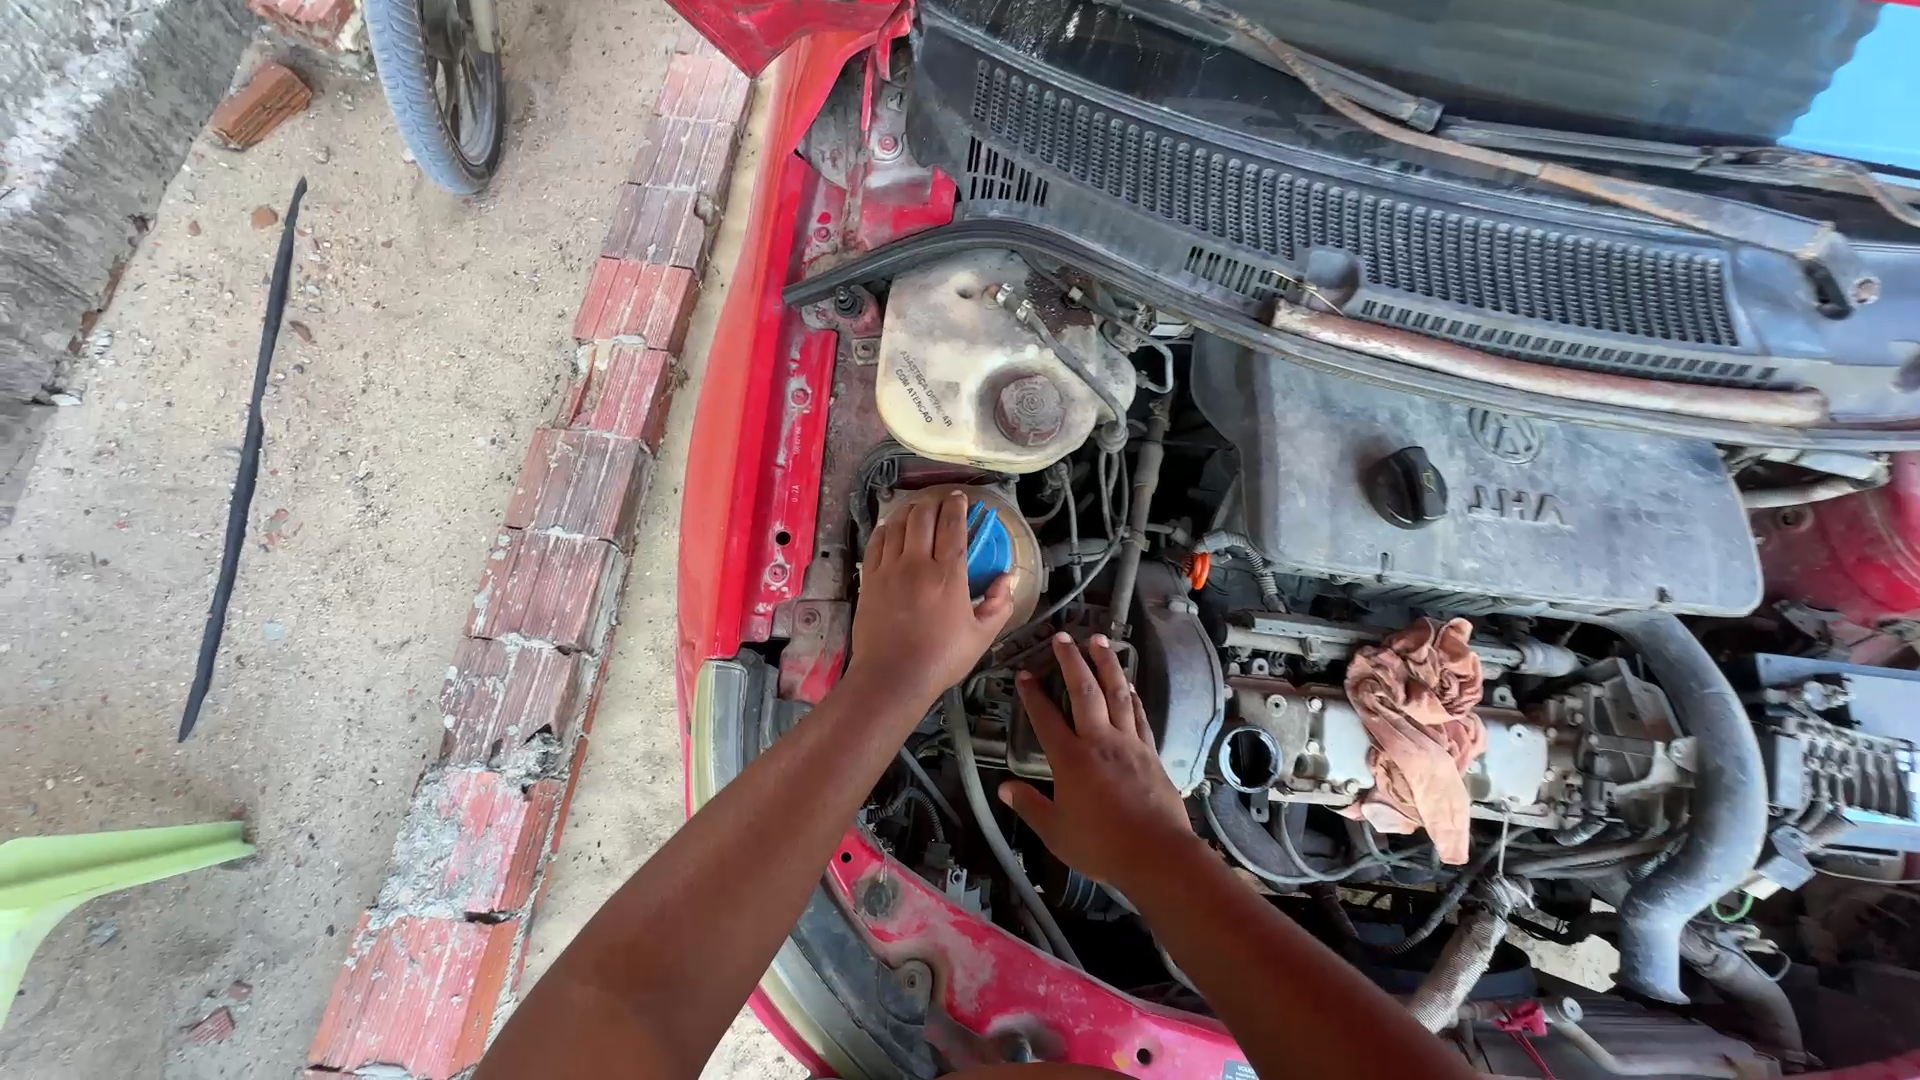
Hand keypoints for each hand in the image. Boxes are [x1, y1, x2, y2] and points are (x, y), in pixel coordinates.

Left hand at [848, 489, 1013, 708]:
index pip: (953, 526)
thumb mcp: (981, 636)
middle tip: (941, 502)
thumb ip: (998, 604)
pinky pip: (876, 542)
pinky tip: (891, 528)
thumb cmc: (941, 659)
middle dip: (934, 503)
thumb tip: (1008, 578)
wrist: (892, 677)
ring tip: (917, 509)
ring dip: (909, 511)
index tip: (961, 498)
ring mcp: (889, 569)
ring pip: (897, 524)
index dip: (958, 506)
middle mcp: (917, 563)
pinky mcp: (869, 579)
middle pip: (923, 517)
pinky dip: (886, 529)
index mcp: (948, 575)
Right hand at [999, 633, 1198, 891]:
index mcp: (1071, 759)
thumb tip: (1004, 787)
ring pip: (1117, 694)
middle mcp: (1100, 741)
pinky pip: (1139, 715)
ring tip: (1099, 640)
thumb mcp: (1055, 832)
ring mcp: (1129, 743)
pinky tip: (1128, 684)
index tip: (1024, 674)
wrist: (1158, 855)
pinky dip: (1131, 696)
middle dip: (1071, 662)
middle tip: (1062, 638)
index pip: (1046, 718)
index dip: (1033, 695)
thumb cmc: (1101, 846)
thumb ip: (1029, 806)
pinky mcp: (1151, 752)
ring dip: (1106, 664)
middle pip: (1085, 691)